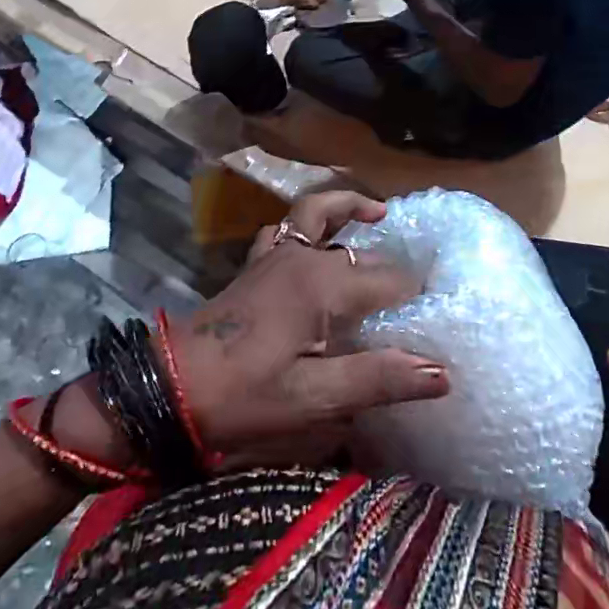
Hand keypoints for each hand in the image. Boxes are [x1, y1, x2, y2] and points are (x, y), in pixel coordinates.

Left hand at [50, 192, 447, 473]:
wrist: (166, 385)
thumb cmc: (240, 395)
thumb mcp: (312, 397)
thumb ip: (377, 379)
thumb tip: (442, 371)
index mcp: (322, 284)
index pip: (391, 281)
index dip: (418, 300)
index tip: (440, 323)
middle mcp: (302, 257)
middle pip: (365, 253)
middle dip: (396, 267)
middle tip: (425, 293)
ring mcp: (273, 256)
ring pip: (319, 215)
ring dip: (350, 210)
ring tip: (380, 213)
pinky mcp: (255, 266)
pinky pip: (287, 227)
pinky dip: (309, 222)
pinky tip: (318, 240)